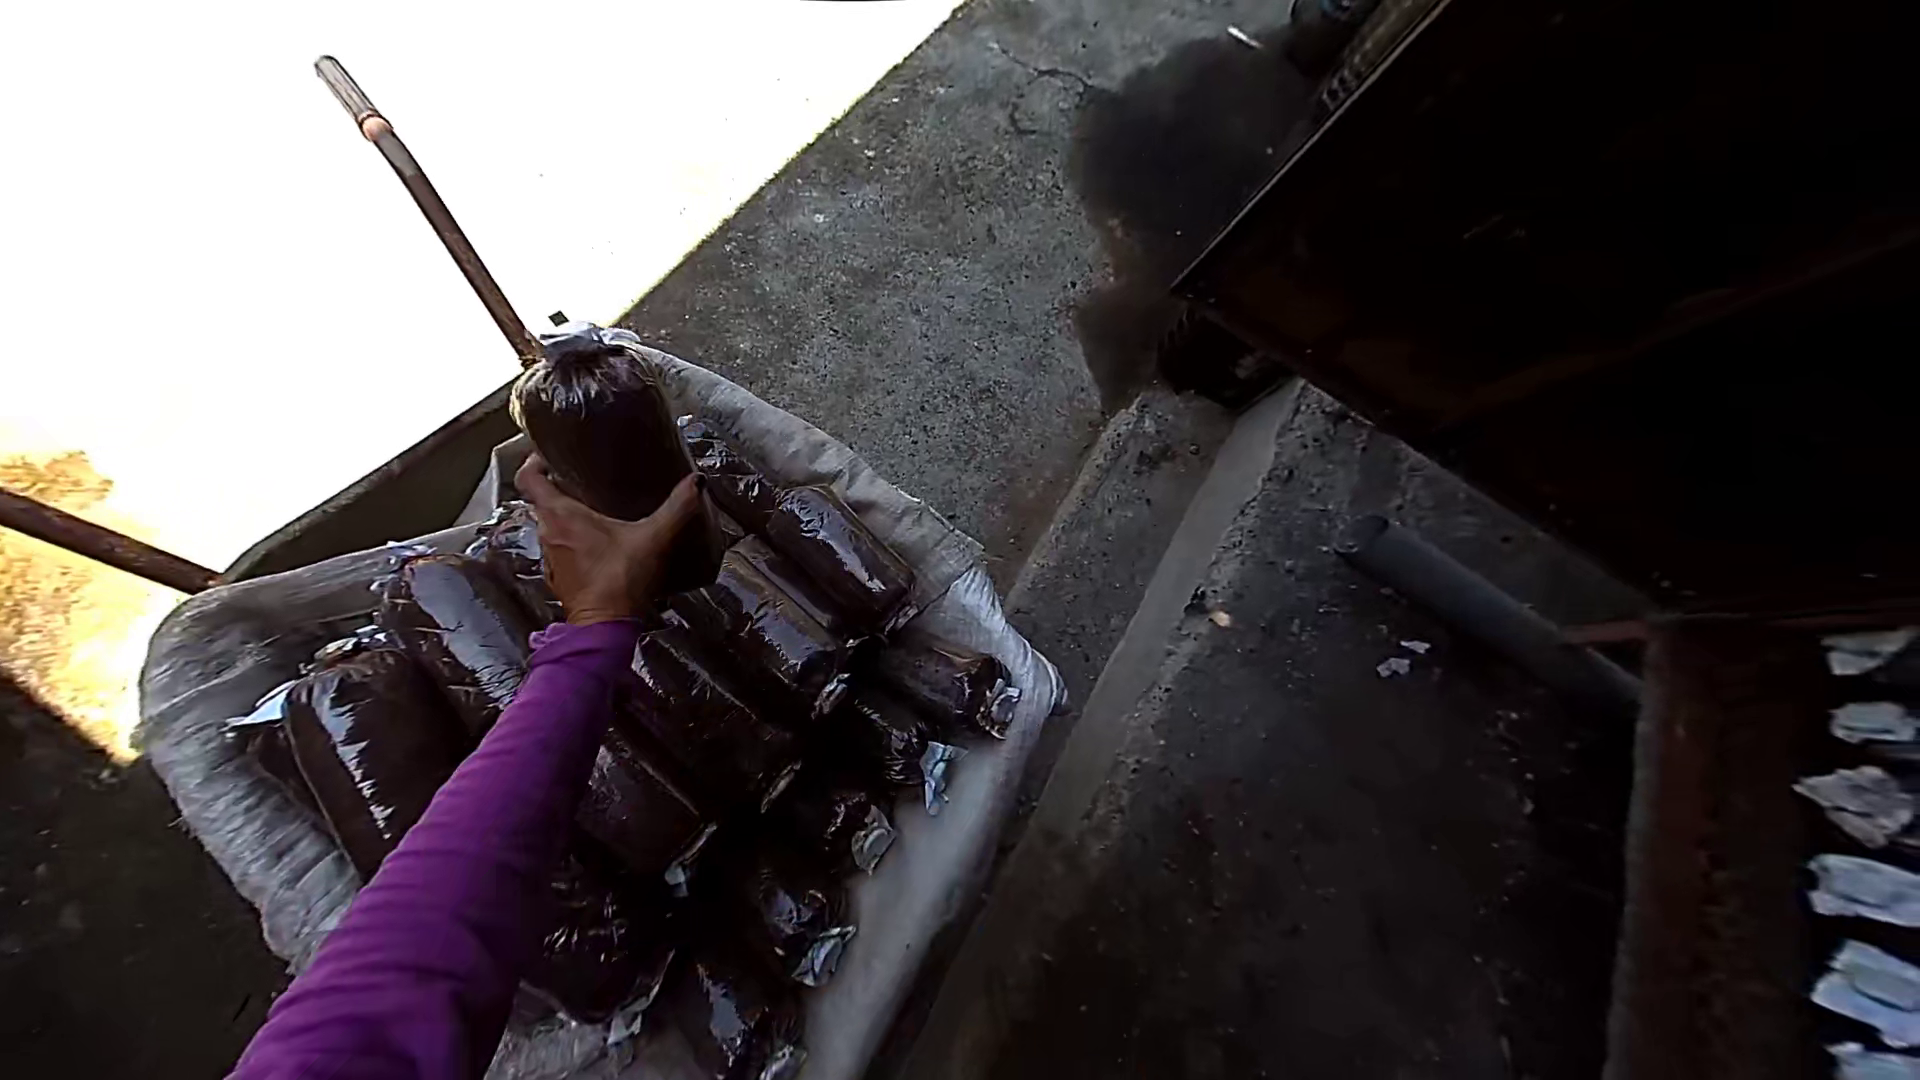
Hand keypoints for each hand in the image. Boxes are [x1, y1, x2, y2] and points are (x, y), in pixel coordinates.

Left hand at [513, 455, 701, 625]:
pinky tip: (597, 544)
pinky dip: (572, 540)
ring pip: (551, 526)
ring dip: (567, 517)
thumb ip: (677, 507)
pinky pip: (560, 548)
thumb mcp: (654, 537)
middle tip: (587, 480)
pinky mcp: (558, 576)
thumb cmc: (622, 577)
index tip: (551, 453)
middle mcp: (547, 532)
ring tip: (595, 510)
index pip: (529, 478)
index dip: (534, 461)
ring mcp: (550, 557)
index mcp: (561, 515)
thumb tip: (697, 480)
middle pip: (542, 501)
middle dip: (560, 488)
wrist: (605, 624)